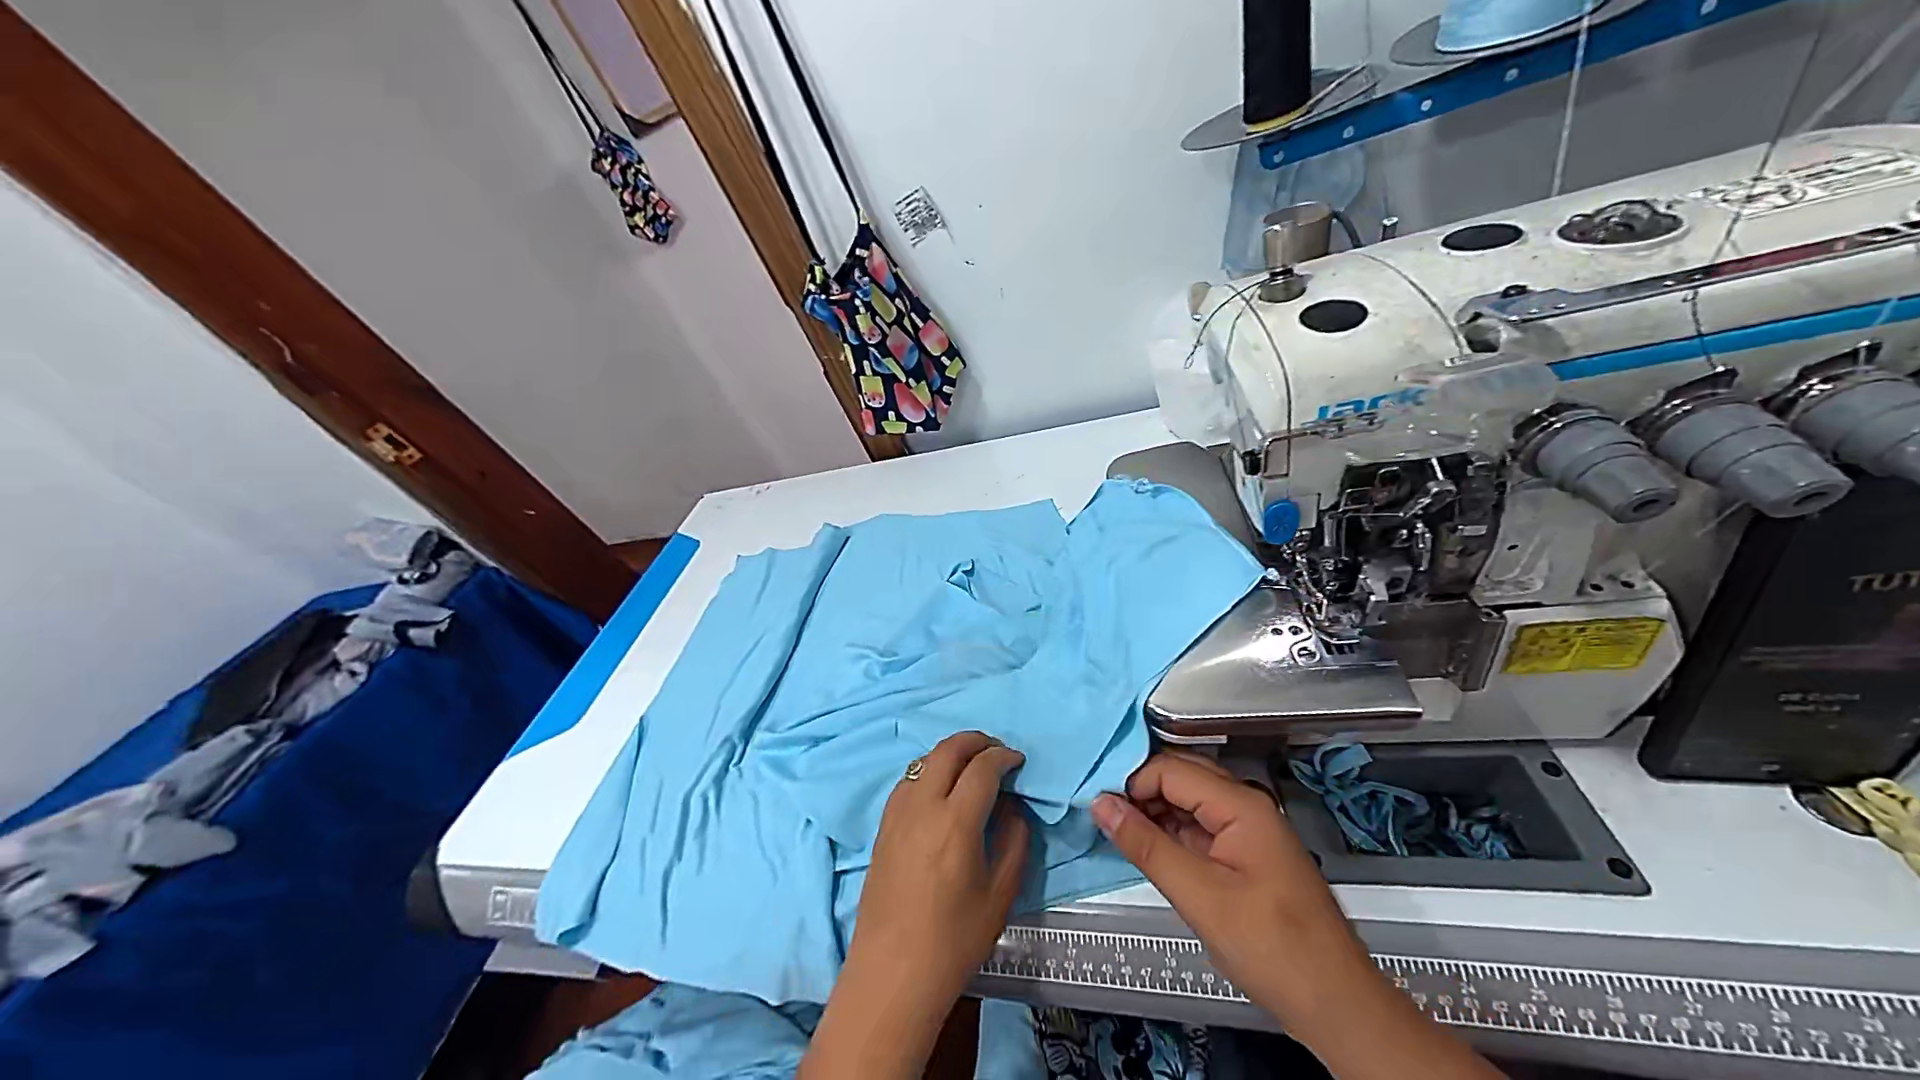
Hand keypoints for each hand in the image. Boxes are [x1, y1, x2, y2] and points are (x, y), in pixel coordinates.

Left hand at [799, 731, 1029, 1079]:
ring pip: (925, 760)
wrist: (892, 972)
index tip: (1018, 761)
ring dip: (952, 753)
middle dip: (977, 741)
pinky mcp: (883, 825)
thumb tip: (1013, 807)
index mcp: (955, 822)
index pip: (982, 767)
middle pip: (948, 749)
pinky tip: (942, 791)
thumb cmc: (953, 939)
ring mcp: (897, 813)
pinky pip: (909, 780)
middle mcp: (922, 806)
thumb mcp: (1000, 893)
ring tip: (972, 769)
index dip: (1004, 757)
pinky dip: (931, 771)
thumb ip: (1014, 840)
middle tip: (998, 752)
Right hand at [1090, 752, 1365, 1026]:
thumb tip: (1102, 805)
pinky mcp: (1245, 853)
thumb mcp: (1198, 895)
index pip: (1171, 769)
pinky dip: (1172, 833)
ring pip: (1189, 800)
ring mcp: (1248, 829)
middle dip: (1141, 792)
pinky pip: (1200, 825)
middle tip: (1109, 820)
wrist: (1334, 1002)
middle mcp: (1247, 806)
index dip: (1133, 785)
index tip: (1104, 811)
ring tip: (1125, 837)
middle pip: (1182, 776)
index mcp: (1241, 805)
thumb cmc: (1273, 948)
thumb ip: (1146, 845)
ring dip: (1155, 812)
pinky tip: (1152, 851)